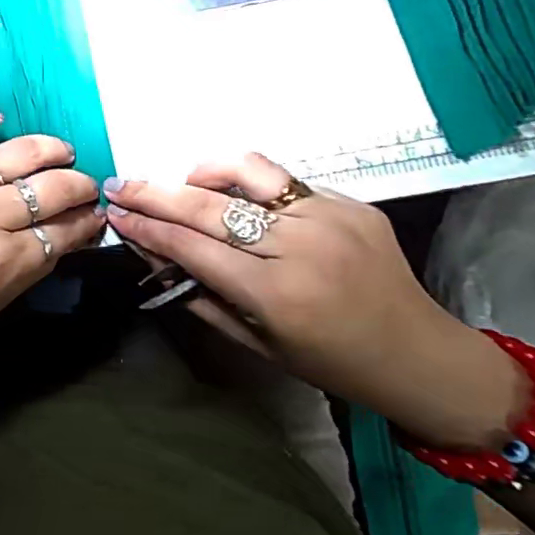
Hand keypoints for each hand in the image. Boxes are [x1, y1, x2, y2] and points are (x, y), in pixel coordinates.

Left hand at [0, 103, 105, 374]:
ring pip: (19, 152)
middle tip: (88, 187)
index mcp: (2, 261)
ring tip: (64, 152)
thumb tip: (69, 235)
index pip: (65, 230)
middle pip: (54, 188)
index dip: (89, 221)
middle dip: (83, 186)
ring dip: (52, 149)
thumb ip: (32, 268)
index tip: (98, 215)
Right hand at [104, 154, 526, 449]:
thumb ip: (204, 299)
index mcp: (275, 295)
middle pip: (210, 207)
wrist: (417, 351)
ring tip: (186, 182)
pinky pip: (285, 182)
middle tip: (122, 184)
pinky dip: (252, 186)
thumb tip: (158, 260)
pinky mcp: (350, 202)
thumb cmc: (332, 362)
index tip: (117, 215)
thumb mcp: (260, 345)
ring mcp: (329, 216)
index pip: (193, 248)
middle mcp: (300, 247)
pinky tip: (241, 198)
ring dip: (206, 172)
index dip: (148, 229)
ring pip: (249, 173)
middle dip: (156, 194)